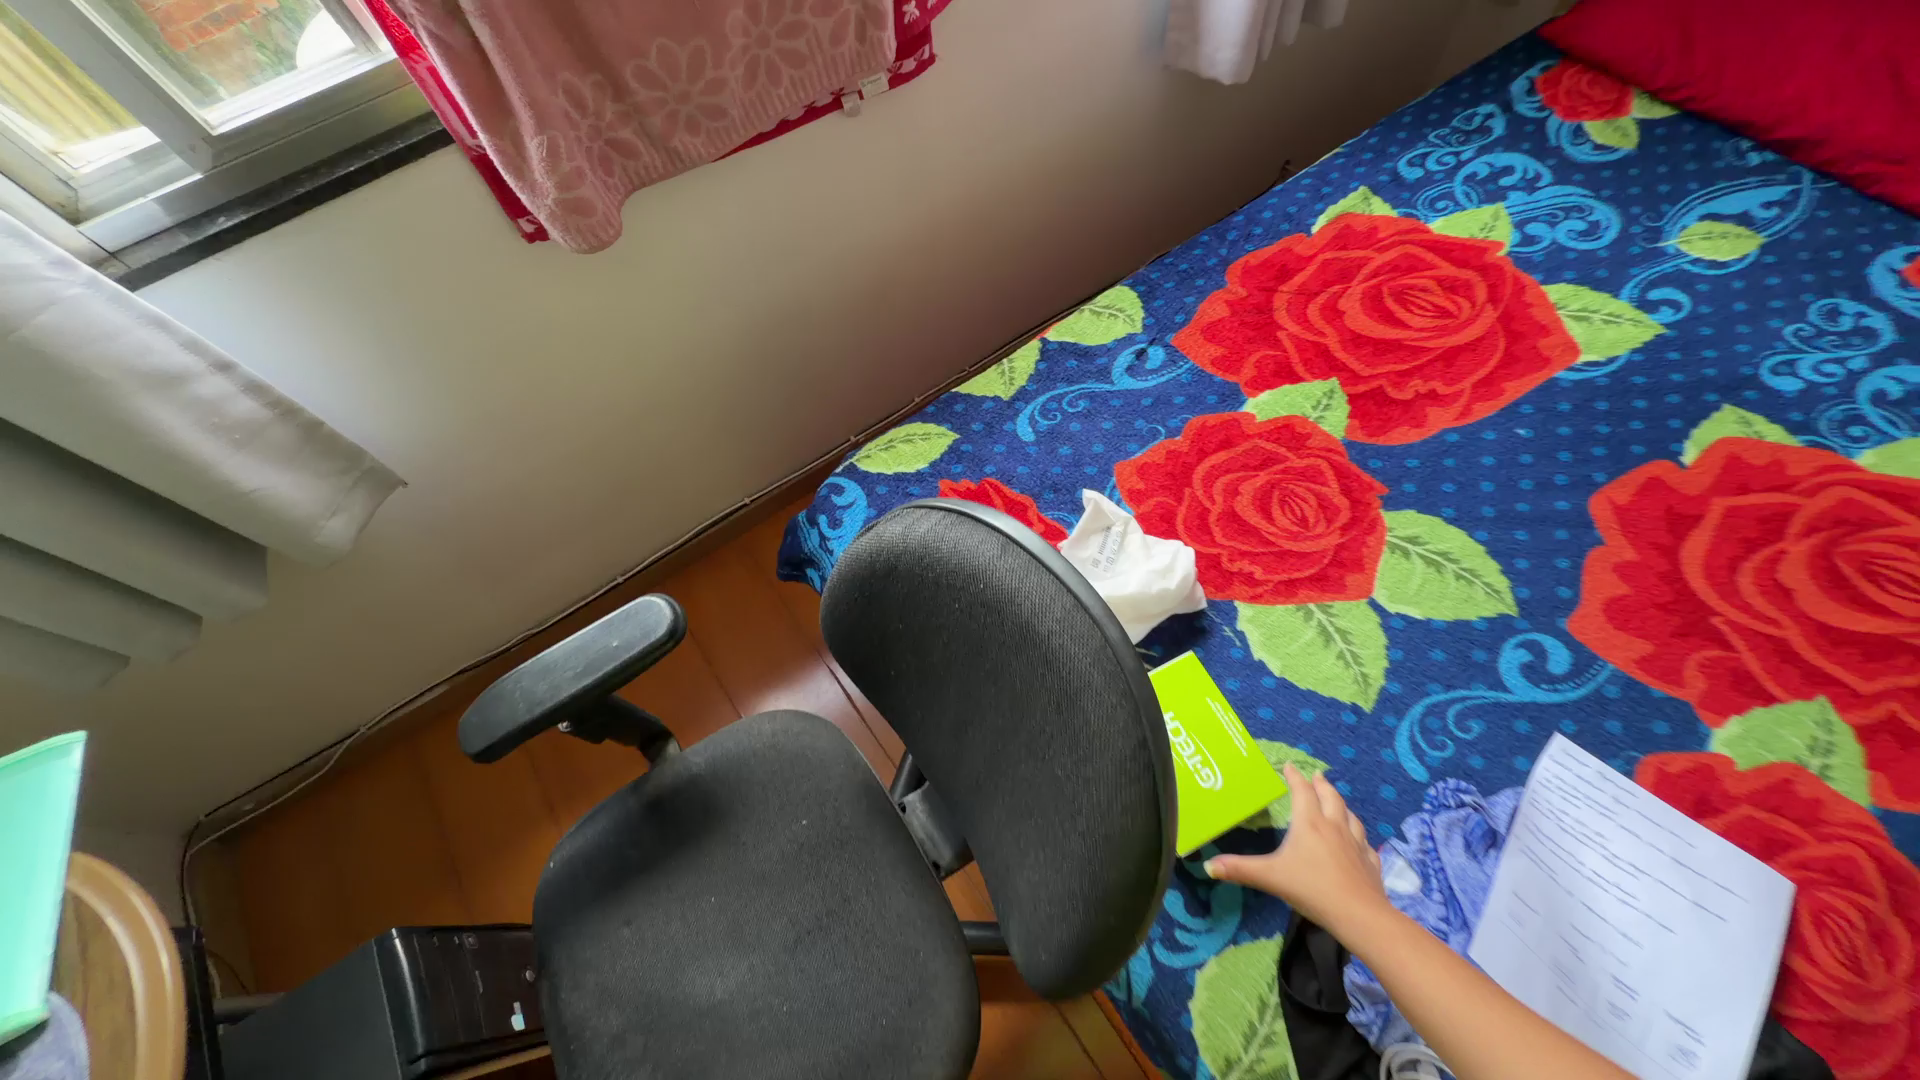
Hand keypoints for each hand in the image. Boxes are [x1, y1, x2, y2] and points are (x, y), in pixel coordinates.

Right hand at [1204, 764, 1388, 933]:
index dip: (1294, 777)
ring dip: (1342, 805)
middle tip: (1316, 776)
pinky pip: (1365, 843)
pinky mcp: (1370, 862)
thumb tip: (1207, 866)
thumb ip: (1239, 869)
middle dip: (1321, 785)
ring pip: (1351, 816)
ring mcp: (1356, 844)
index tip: (1289, 766)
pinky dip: (1359, 836)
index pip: (1302, 792)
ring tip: (1337, 802)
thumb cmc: (1311, 889)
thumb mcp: (1270, 877)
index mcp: (1309, 824)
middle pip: (1330, 797)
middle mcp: (1334, 827)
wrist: (1359, 914)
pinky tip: (1359, 841)